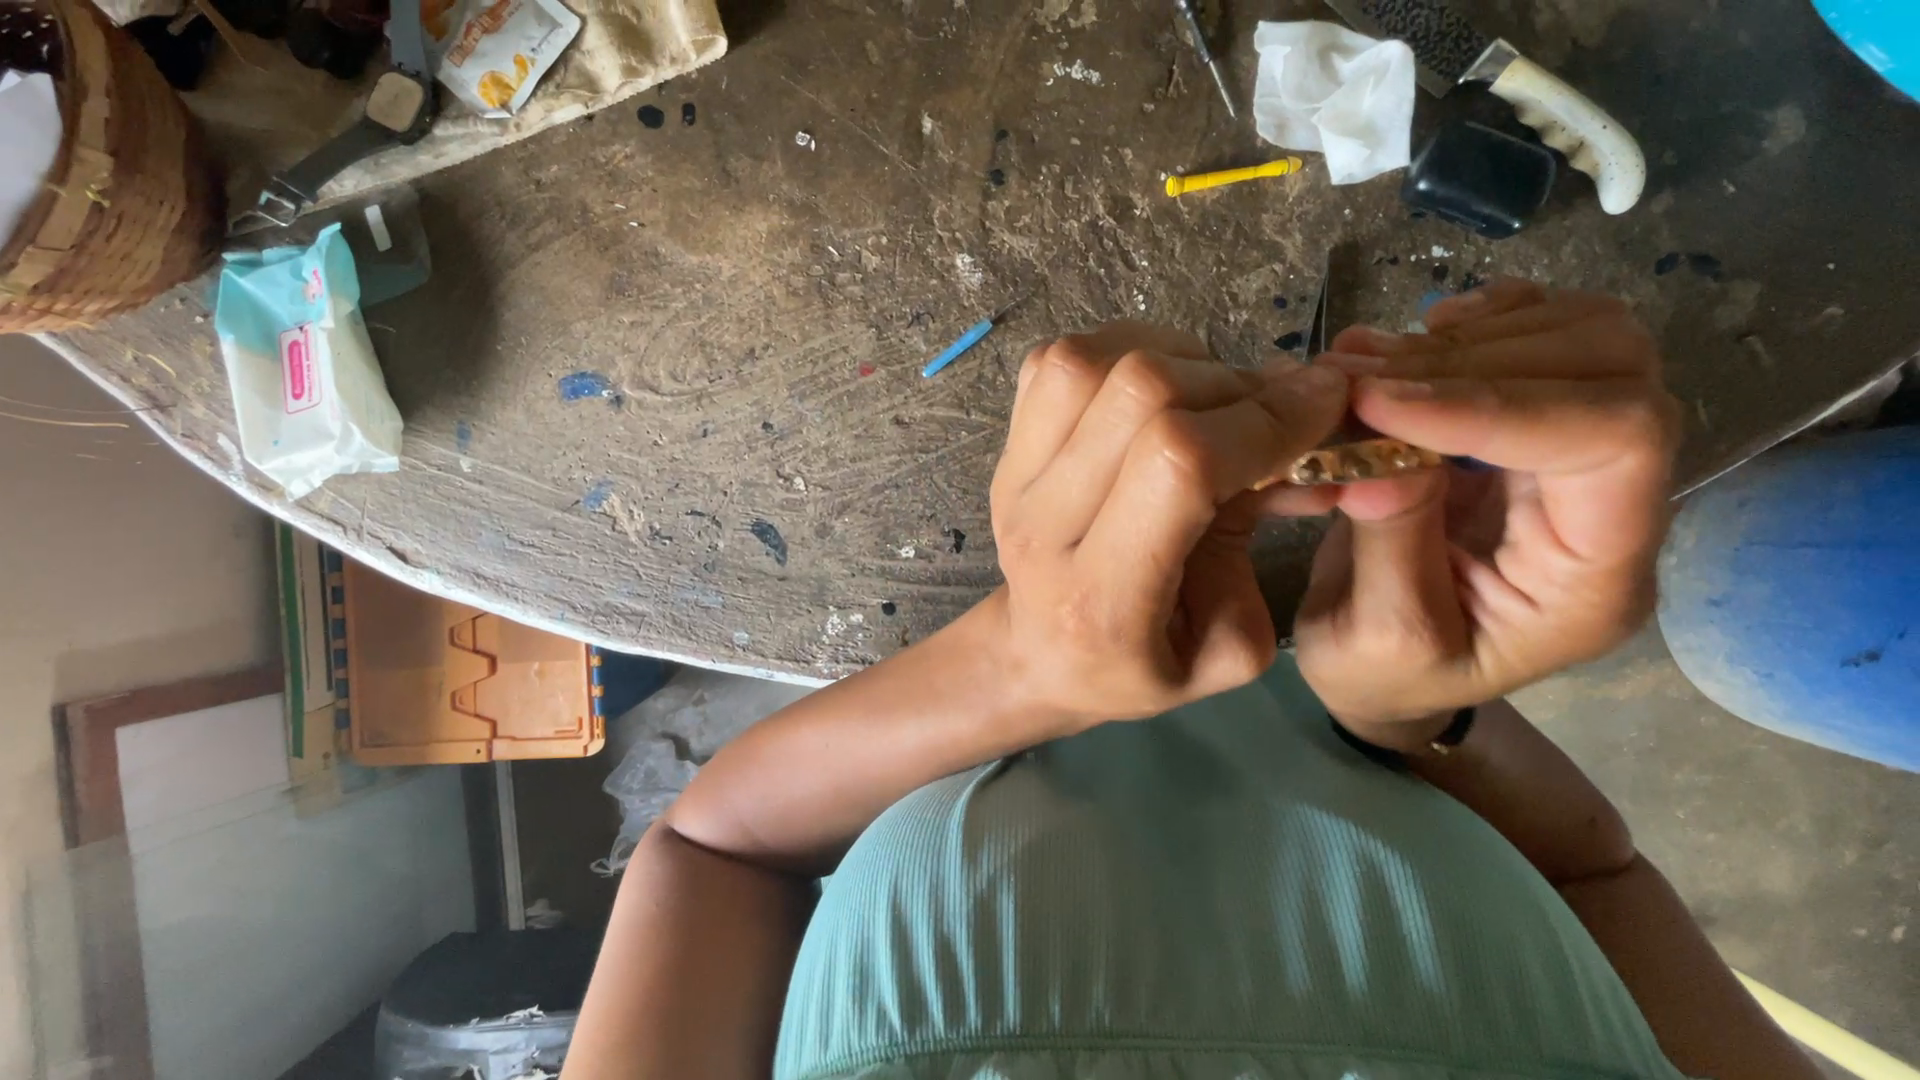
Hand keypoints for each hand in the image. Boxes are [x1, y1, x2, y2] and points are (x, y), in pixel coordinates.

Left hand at [989, 321, 1347, 730]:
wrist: (1040, 654)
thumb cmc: (1140, 666)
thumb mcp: (1228, 647)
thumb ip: (1260, 544)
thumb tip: (1298, 434)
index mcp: (1103, 599)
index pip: (1178, 465)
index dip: (1263, 419)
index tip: (1324, 404)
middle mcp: (1043, 526)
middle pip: (1136, 394)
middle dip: (1230, 386)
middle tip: (1267, 412)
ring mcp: (1015, 477)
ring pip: (1090, 363)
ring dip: (1176, 360)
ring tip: (1210, 399)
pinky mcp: (1006, 447)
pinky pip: (1058, 360)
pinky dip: (1123, 350)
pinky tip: (1158, 387)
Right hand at [1283, 281, 1681, 747]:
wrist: (1383, 670)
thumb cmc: (1383, 675)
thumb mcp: (1377, 641)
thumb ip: (1392, 550)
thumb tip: (1383, 456)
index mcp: (1595, 576)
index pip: (1612, 441)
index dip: (1497, 403)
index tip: (1379, 402)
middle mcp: (1608, 506)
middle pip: (1612, 370)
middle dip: (1474, 359)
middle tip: (1358, 376)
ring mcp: (1572, 461)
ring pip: (1581, 339)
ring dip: (1466, 336)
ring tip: (1366, 362)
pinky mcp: (1526, 433)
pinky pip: (1536, 338)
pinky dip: (1472, 323)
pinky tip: (1411, 340)